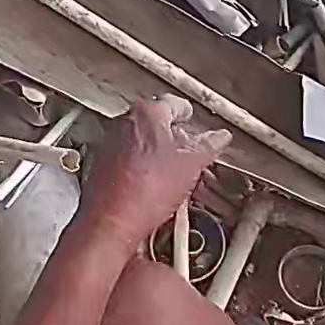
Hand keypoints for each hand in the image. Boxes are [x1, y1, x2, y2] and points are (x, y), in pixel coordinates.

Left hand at [76, 96, 229, 252]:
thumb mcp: (191, 164)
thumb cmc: (145, 189)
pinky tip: (156, 187)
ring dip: (160, 155)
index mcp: (146, 114)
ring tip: (175, 173)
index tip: (192, 115)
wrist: (112, 221)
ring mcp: (111, 146)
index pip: (173, 103)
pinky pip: (131, 162)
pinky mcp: (104, 168)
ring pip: (143, 144)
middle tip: (190, 150)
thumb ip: (209, 146)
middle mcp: (124, 124)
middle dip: (175, 136)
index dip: (188, 112)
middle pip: (156, 124)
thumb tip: (220, 137)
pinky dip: (145, 170)